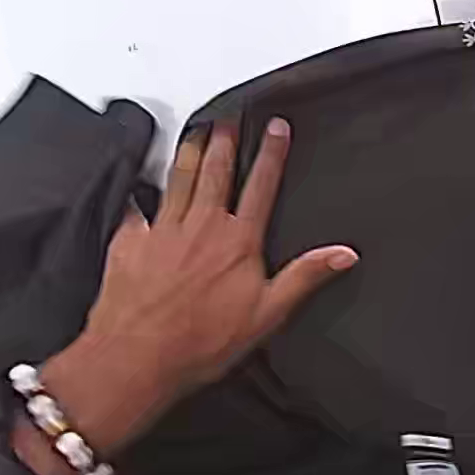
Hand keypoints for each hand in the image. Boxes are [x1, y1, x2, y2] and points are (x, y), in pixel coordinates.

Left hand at [29, 118, 356, 466]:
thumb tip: (345, 253)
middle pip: (216, 171)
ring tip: (197, 130)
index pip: (261, 185)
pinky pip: (138, 207)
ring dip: (190, 150)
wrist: (135, 356)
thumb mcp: (268, 313)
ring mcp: (164, 229)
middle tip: (229, 117)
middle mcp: (202, 225)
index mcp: (237, 239)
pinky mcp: (130, 241)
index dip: (272, 153)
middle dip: (225, 140)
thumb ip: (306, 276)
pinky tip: (140, 185)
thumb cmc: (201, 339)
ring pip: (178, 178)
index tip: (276, 127)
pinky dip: (142, 192)